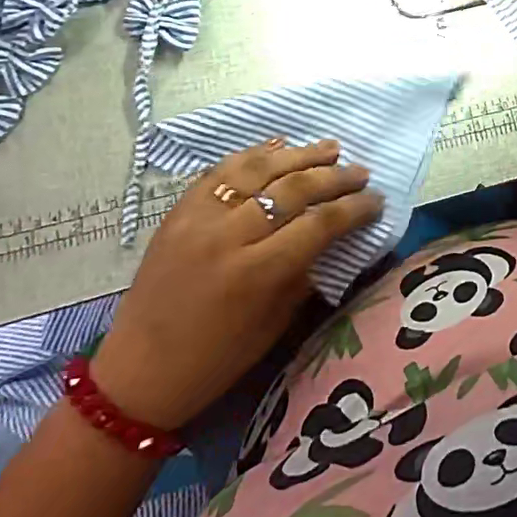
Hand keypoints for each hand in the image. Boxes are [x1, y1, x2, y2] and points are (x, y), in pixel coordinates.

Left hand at [89, 139, 383, 429]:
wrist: (139, 372)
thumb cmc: (218, 358)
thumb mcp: (276, 321)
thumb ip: (307, 270)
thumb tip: (337, 235)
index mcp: (257, 272)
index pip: (320, 224)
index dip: (355, 209)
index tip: (377, 201)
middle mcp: (228, 235)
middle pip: (294, 189)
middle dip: (335, 178)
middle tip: (361, 173)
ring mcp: (198, 218)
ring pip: (258, 169)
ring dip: (300, 154)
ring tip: (330, 149)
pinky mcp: (178, 212)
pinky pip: (220, 171)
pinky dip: (253, 154)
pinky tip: (279, 144)